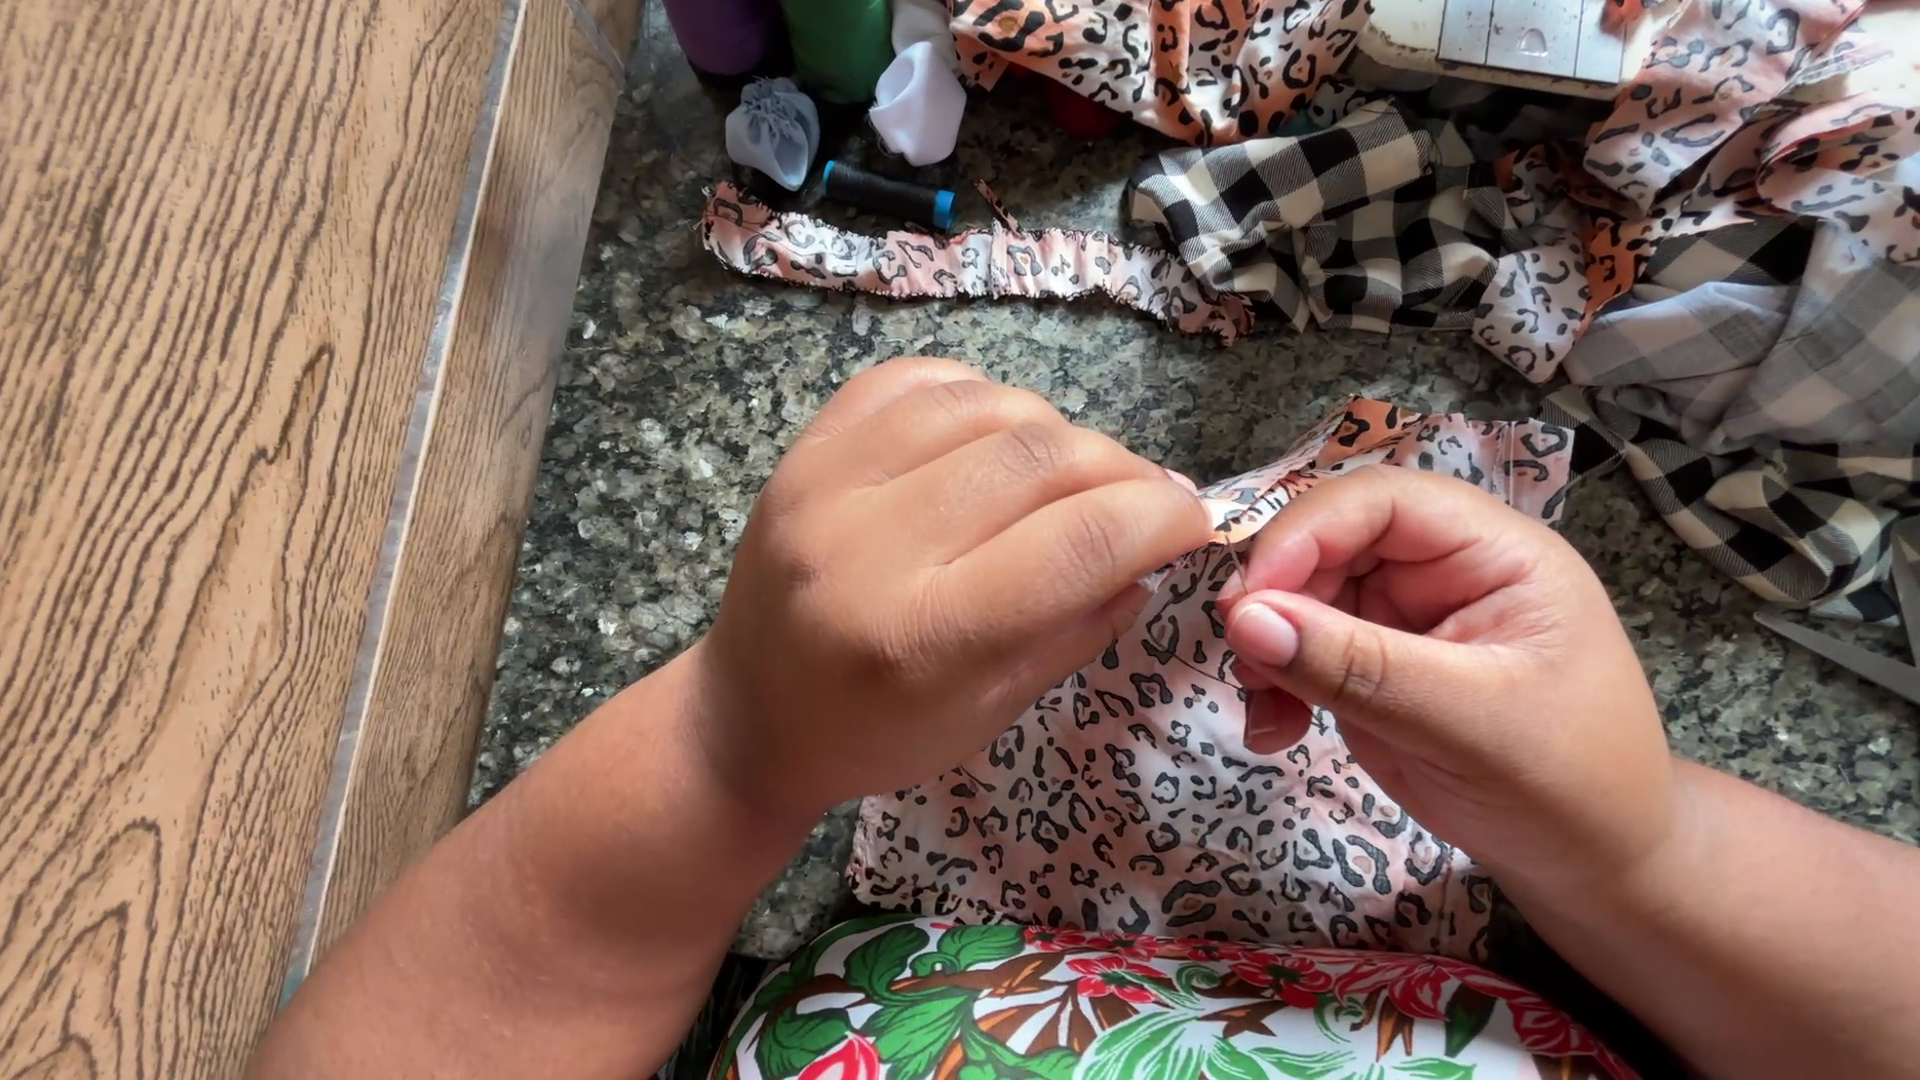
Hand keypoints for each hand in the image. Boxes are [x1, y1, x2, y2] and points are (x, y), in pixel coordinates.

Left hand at [690, 358, 1211, 819]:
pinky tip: (992, 438)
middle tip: (1139, 499)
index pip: (1077, 541)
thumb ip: (1075, 629)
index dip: (1161, 517)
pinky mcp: (803, 449)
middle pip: (1039, 458)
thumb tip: (1149, 553)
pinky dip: (979, 396)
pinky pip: (916, 380)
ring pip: (986, 404)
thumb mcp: (988, 718)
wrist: (744, 717)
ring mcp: (824, 482)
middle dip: (1120, 470)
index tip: (1192, 523)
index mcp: (919, 636)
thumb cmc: (872, 738)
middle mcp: (866, 543)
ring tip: (1065, 474)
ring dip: (1054, 431)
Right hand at [1219, 466, 1676, 896]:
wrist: (1584, 862)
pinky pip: (1293, 648)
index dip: (1306, 531)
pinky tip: (1275, 730)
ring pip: (1296, 595)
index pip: (1382, 501)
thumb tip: (1242, 618)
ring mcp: (1396, 613)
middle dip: (1275, 596)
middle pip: (1325, 542)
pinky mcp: (1363, 658)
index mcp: (1492, 552)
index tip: (1251, 596)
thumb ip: (1354, 667)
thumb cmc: (1565, 785)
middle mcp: (1436, 568)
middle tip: (1242, 655)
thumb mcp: (1466, 724)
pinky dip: (1271, 684)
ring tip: (1261, 703)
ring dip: (1264, 647)